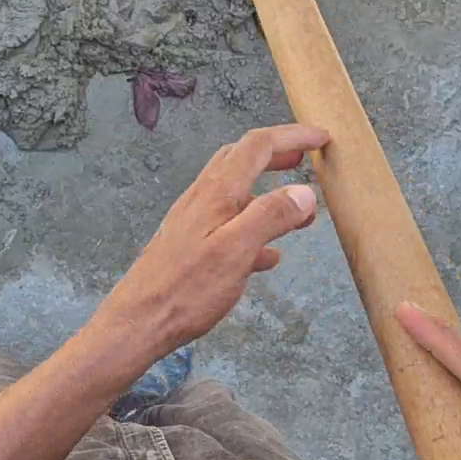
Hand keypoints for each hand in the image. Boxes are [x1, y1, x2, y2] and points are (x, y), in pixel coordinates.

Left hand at [91, 124, 327, 363]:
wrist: (138, 322)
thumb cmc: (185, 289)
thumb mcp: (236, 251)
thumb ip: (270, 217)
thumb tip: (304, 192)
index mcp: (215, 193)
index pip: (257, 146)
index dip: (292, 136)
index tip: (322, 138)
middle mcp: (201, 200)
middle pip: (240, 162)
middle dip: (275, 155)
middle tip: (305, 160)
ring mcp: (192, 224)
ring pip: (234, 196)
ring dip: (267, 196)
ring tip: (299, 214)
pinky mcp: (189, 249)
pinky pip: (226, 229)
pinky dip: (252, 231)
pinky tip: (268, 257)